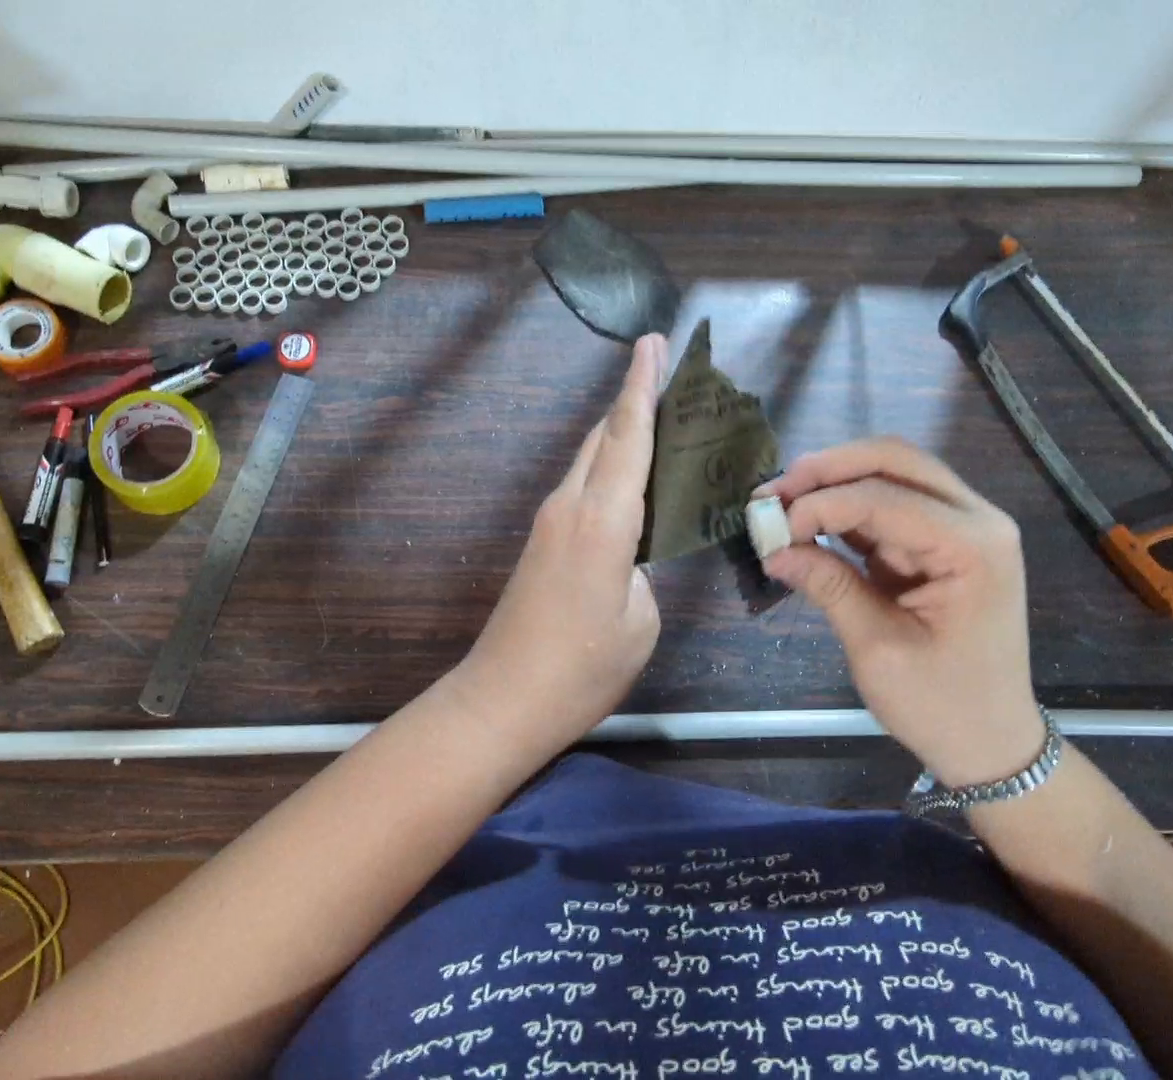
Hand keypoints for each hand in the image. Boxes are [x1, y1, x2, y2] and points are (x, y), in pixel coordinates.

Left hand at [456, 333, 666, 752]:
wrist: (504, 699)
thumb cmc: (581, 668)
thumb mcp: (640, 621)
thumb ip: (644, 572)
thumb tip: (633, 556)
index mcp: (601, 521)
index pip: (628, 438)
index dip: (643, 387)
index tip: (654, 343)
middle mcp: (569, 507)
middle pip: (604, 437)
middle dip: (633, 398)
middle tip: (668, 367)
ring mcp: (549, 524)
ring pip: (590, 461)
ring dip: (622, 434)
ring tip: (660, 416)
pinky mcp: (542, 544)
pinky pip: (582, 489)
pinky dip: (610, 470)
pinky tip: (633, 480)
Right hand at [758, 438, 1043, 785]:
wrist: (989, 742)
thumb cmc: (940, 704)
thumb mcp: (877, 648)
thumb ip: (829, 586)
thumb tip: (773, 550)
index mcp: (972, 546)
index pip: (885, 497)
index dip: (820, 503)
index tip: (769, 529)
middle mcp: (975, 521)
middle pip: (895, 461)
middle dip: (828, 470)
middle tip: (772, 492)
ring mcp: (959, 529)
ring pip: (890, 475)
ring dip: (832, 483)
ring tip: (778, 502)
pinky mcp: (938, 545)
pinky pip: (887, 507)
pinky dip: (842, 509)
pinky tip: (804, 519)